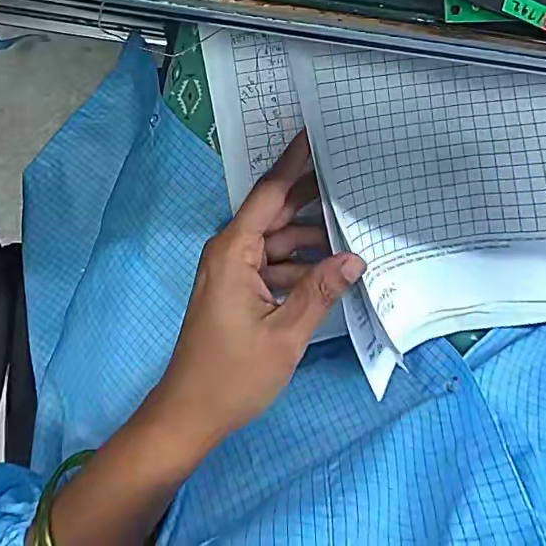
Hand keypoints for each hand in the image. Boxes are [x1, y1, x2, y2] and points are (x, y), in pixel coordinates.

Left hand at [146, 132, 364, 453]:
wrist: (191, 411)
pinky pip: (272, 264)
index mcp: (234, 249)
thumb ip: (319, 292)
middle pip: (275, 214)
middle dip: (310, 196)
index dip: (292, 163)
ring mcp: (233, 270)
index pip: (269, 194)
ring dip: (310, 238)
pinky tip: (332, 266)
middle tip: (348, 175)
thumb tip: (355, 259)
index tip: (312, 134)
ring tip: (353, 224)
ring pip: (277, 242)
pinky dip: (299, 265)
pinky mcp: (238, 288)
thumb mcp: (284, 334)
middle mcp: (230, 250)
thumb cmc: (233, 373)